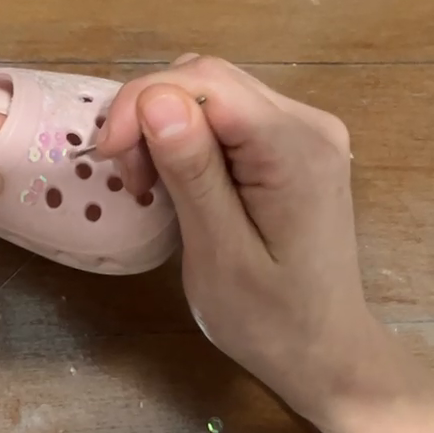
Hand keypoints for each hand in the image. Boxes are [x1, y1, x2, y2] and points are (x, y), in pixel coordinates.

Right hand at [93, 55, 407, 422]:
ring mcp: (303, 130)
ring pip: (210, 91)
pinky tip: (176, 178)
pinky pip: (224, 114)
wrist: (325, 353)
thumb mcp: (219, 254)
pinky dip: (184, 136)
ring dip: (162, 124)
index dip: (143, 104)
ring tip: (149, 183)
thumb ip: (193, 172)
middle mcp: (307, 123)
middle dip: (149, 114)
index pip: (205, 82)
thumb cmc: (269, 320)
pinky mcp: (291, 144)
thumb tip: (154, 99)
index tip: (108, 157)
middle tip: (130, 178)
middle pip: (207, 78)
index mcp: (295, 149)